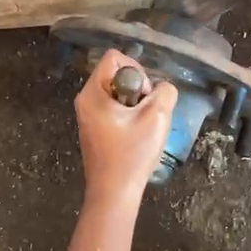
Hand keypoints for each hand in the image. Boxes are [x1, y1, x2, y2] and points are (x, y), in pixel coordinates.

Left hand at [74, 50, 177, 206]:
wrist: (114, 193)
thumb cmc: (131, 154)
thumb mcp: (157, 118)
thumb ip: (165, 92)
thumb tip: (161, 90)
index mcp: (92, 93)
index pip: (114, 58)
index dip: (136, 70)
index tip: (145, 96)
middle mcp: (85, 100)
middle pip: (116, 74)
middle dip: (137, 89)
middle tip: (146, 112)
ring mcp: (88, 115)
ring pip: (117, 92)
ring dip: (135, 105)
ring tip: (142, 127)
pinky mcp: (94, 128)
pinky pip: (114, 108)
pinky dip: (128, 116)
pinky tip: (135, 137)